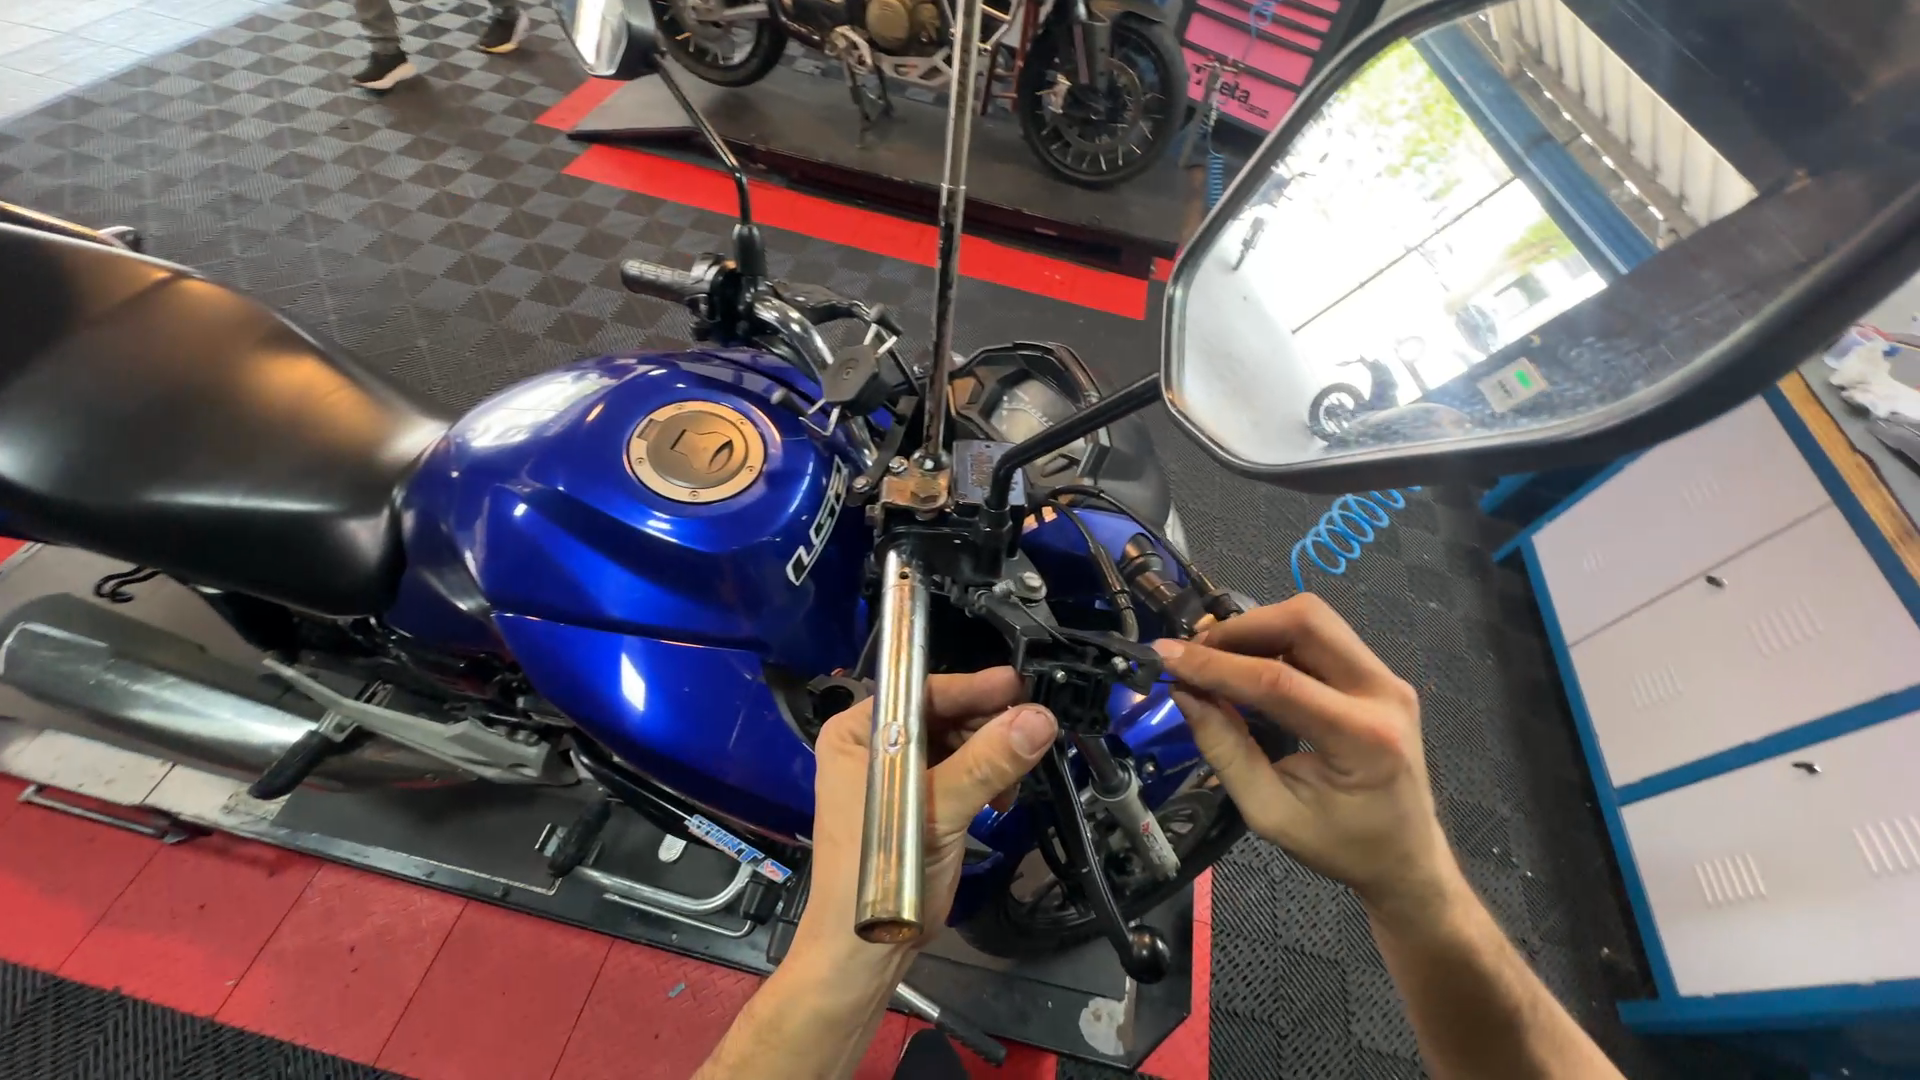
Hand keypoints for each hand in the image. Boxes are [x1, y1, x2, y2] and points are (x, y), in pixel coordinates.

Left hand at [797, 667, 1057, 970]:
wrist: (863, 954)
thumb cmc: (880, 876)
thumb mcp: (937, 812)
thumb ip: (986, 764)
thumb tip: (1038, 718)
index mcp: (857, 732)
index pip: (921, 692)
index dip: (971, 689)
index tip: (1017, 685)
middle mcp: (872, 745)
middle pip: (941, 715)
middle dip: (986, 726)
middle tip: (1030, 734)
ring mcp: (892, 775)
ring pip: (954, 743)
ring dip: (989, 755)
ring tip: (1015, 776)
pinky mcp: (913, 802)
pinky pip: (956, 771)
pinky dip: (983, 778)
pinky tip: (1002, 797)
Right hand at [1152, 595, 1456, 916]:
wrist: (1408, 859)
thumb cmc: (1340, 845)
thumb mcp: (1269, 812)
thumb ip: (1225, 749)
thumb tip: (1184, 692)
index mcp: (1362, 739)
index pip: (1276, 680)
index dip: (1214, 664)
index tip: (1164, 655)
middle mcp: (1383, 694)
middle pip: (1305, 622)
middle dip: (1240, 628)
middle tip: (1196, 652)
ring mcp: (1387, 678)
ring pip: (1313, 618)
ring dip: (1256, 627)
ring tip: (1217, 656)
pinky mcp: (1379, 674)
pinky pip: (1321, 634)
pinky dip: (1274, 637)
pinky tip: (1248, 663)